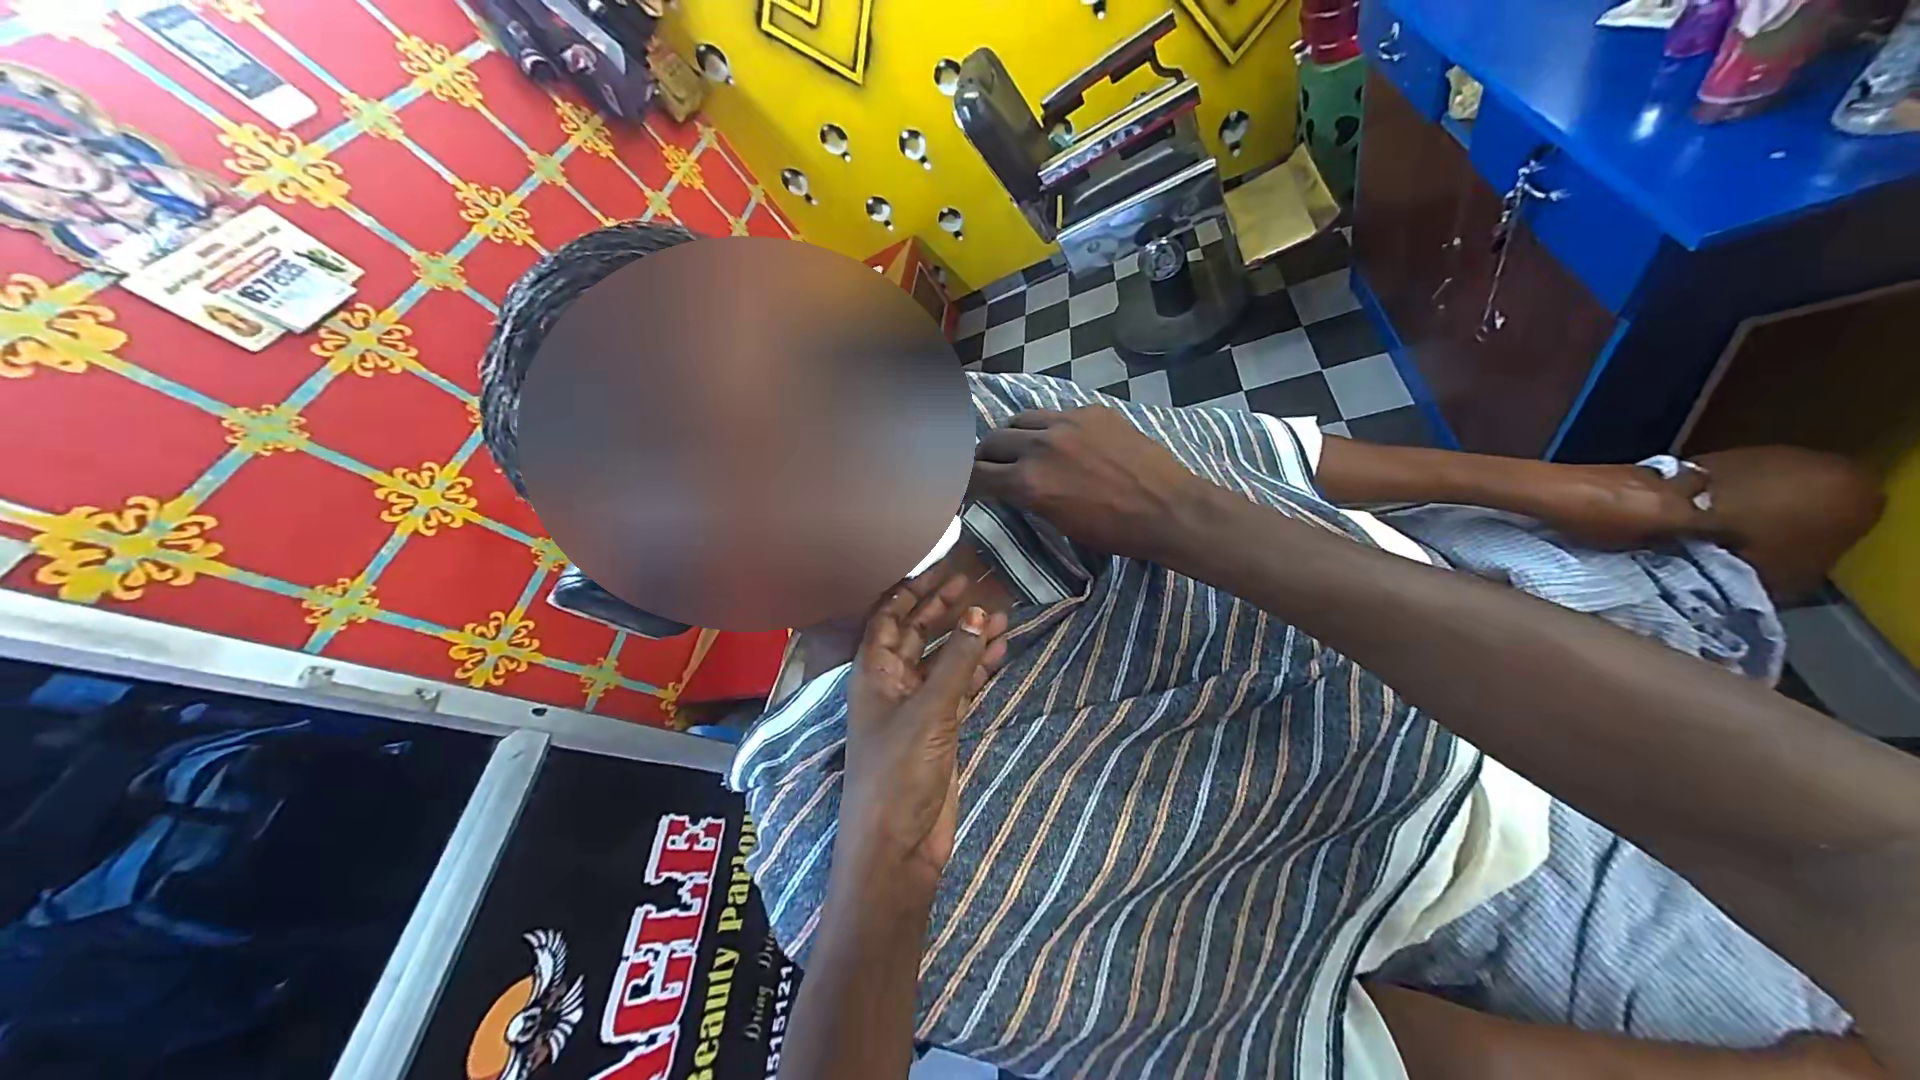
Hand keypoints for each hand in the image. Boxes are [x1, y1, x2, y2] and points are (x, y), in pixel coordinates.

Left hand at [841, 569, 1010, 888]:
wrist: (898, 846)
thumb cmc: (898, 773)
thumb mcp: (928, 711)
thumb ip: (956, 661)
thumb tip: (980, 614)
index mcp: (874, 671)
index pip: (890, 615)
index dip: (913, 589)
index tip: (945, 568)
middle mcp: (892, 682)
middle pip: (919, 632)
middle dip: (946, 607)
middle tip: (978, 582)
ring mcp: (917, 706)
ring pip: (944, 658)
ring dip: (969, 637)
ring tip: (1003, 614)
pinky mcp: (939, 728)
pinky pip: (960, 686)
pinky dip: (979, 669)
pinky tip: (1001, 651)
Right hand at [971, 407, 1214, 561]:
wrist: (1169, 509)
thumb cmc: (1114, 531)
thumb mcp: (1059, 523)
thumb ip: (1027, 497)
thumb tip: (1007, 485)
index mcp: (1027, 483)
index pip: (975, 474)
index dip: (963, 480)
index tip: (963, 483)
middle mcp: (1039, 446)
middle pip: (991, 441)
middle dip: (984, 456)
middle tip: (989, 466)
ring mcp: (1067, 422)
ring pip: (1020, 419)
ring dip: (1013, 435)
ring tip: (1021, 447)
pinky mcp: (1091, 411)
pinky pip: (1055, 413)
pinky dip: (1048, 427)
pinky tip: (1061, 440)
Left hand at [1532, 463, 1719, 550]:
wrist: (1551, 489)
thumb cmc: (1581, 522)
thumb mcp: (1619, 542)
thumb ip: (1651, 540)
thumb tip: (1669, 540)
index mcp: (1677, 515)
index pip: (1715, 525)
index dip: (1723, 534)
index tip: (1724, 540)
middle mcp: (1675, 491)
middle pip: (1704, 494)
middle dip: (1699, 503)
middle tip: (1684, 515)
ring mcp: (1653, 474)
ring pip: (1682, 480)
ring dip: (1675, 491)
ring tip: (1658, 504)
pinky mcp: (1631, 465)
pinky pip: (1655, 476)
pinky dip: (1652, 485)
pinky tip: (1633, 493)